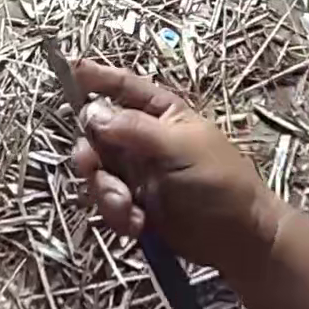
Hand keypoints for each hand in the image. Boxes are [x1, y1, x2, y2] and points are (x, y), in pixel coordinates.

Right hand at [68, 59, 285, 274]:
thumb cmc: (219, 179)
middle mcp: (141, 137)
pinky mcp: (132, 203)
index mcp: (159, 112)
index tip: (68, 68)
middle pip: (96, 132)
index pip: (122, 86)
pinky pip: (106, 202)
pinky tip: (137, 225)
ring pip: (96, 170)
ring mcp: (135, 171)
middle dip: (91, 152)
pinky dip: (116, 214)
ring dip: (104, 190)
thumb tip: (92, 111)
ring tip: (127, 208)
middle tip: (93, 167)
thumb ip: (134, 129)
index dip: (96, 77)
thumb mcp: (179, 147)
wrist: (239, 239)